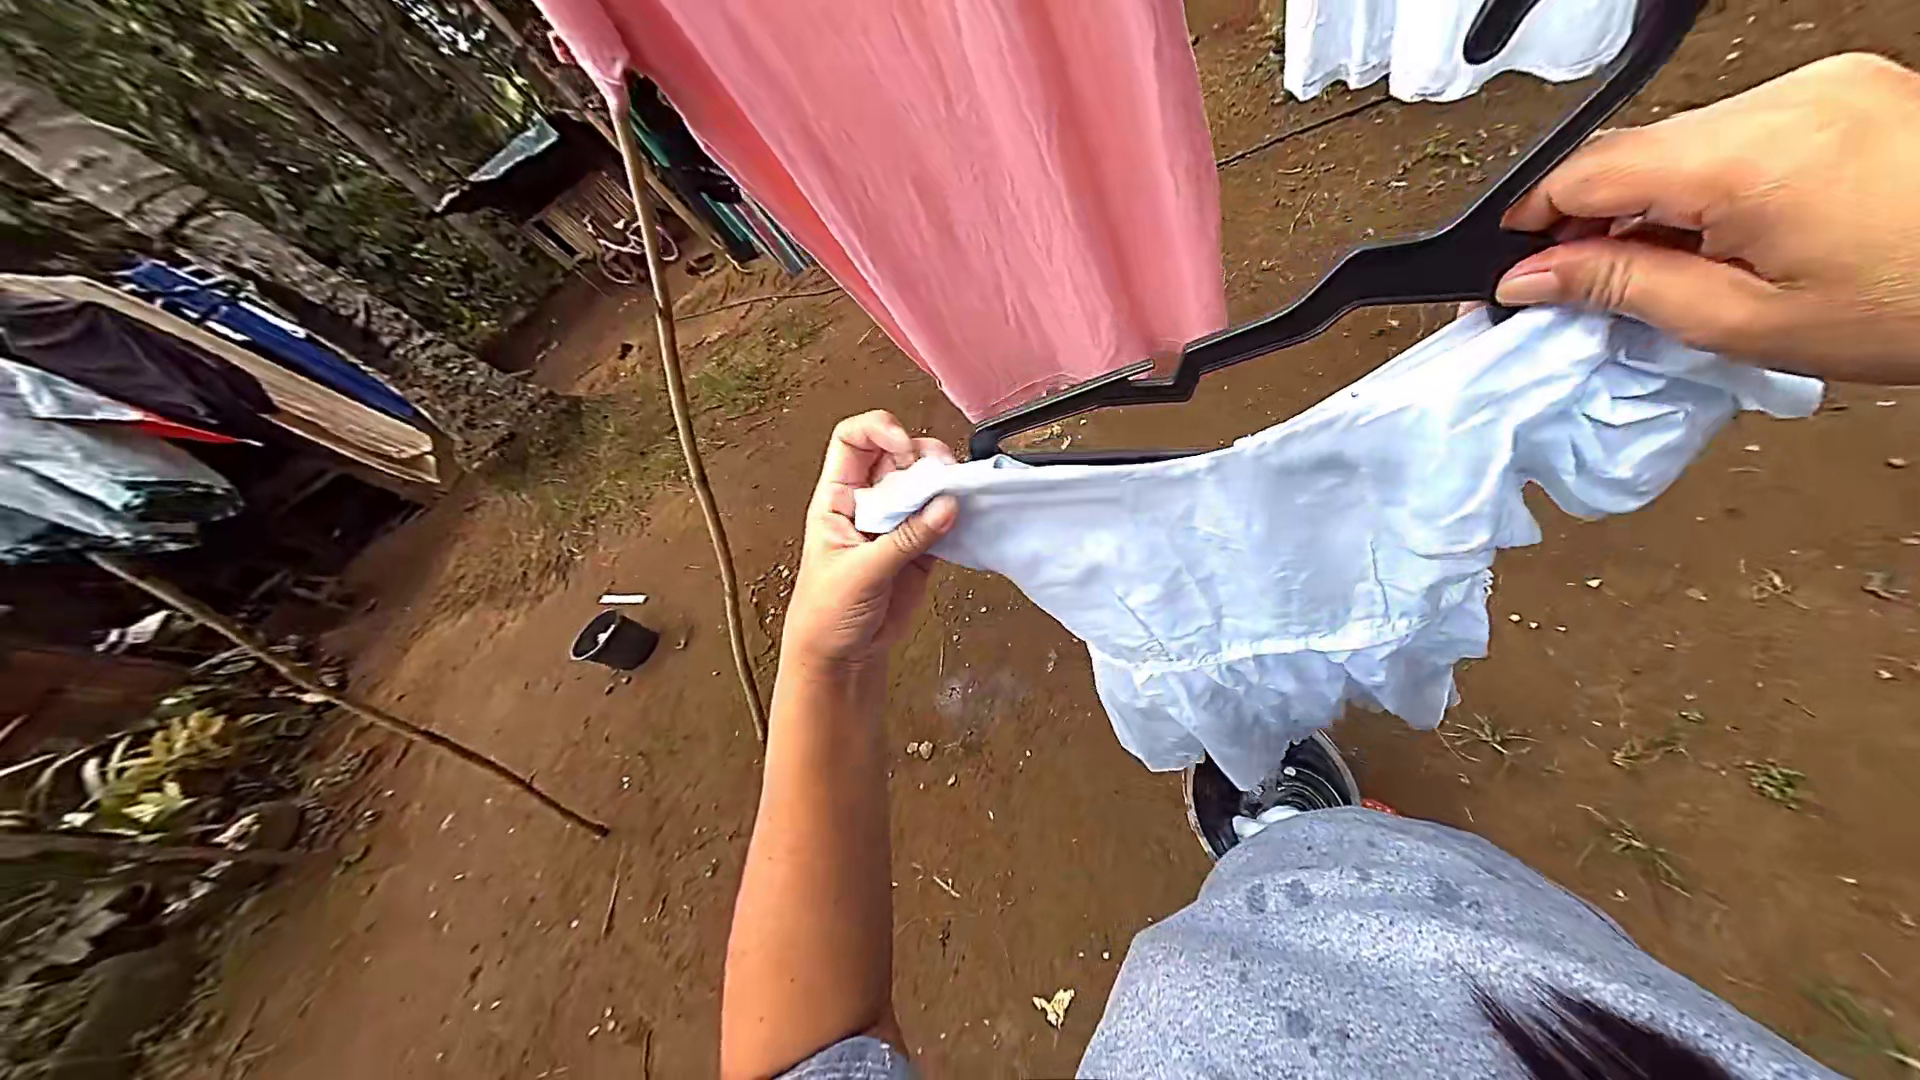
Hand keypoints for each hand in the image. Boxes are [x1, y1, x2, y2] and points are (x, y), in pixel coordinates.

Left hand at [780, 411, 958, 671]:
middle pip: (898, 457)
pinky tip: (962, 519)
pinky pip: (942, 519)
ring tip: (955, 496)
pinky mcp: (919, 548)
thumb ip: (904, 538)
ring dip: (943, 485)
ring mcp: (895, 524)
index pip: (854, 440)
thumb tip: (942, 507)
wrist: (842, 657)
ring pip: (924, 485)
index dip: (879, 431)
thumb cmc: (825, 613)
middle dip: (922, 458)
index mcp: (837, 498)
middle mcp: (867, 504)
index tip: (903, 447)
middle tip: (938, 476)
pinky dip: (956, 515)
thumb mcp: (858, 572)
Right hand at [1495, 52, 1919, 383]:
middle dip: (1574, 222)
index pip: (1585, 172)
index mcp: (1754, 154)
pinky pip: (1716, 138)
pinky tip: (1692, 239)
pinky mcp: (1840, 96)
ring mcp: (1821, 89)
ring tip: (1638, 269)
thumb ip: (1617, 285)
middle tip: (1563, 284)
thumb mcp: (1733, 318)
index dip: (1526, 224)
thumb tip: (1526, 278)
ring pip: (1661, 147)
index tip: (1506, 271)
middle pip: (1619, 155)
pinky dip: (1679, 191)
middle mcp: (1789, 100)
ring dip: (1627, 210)